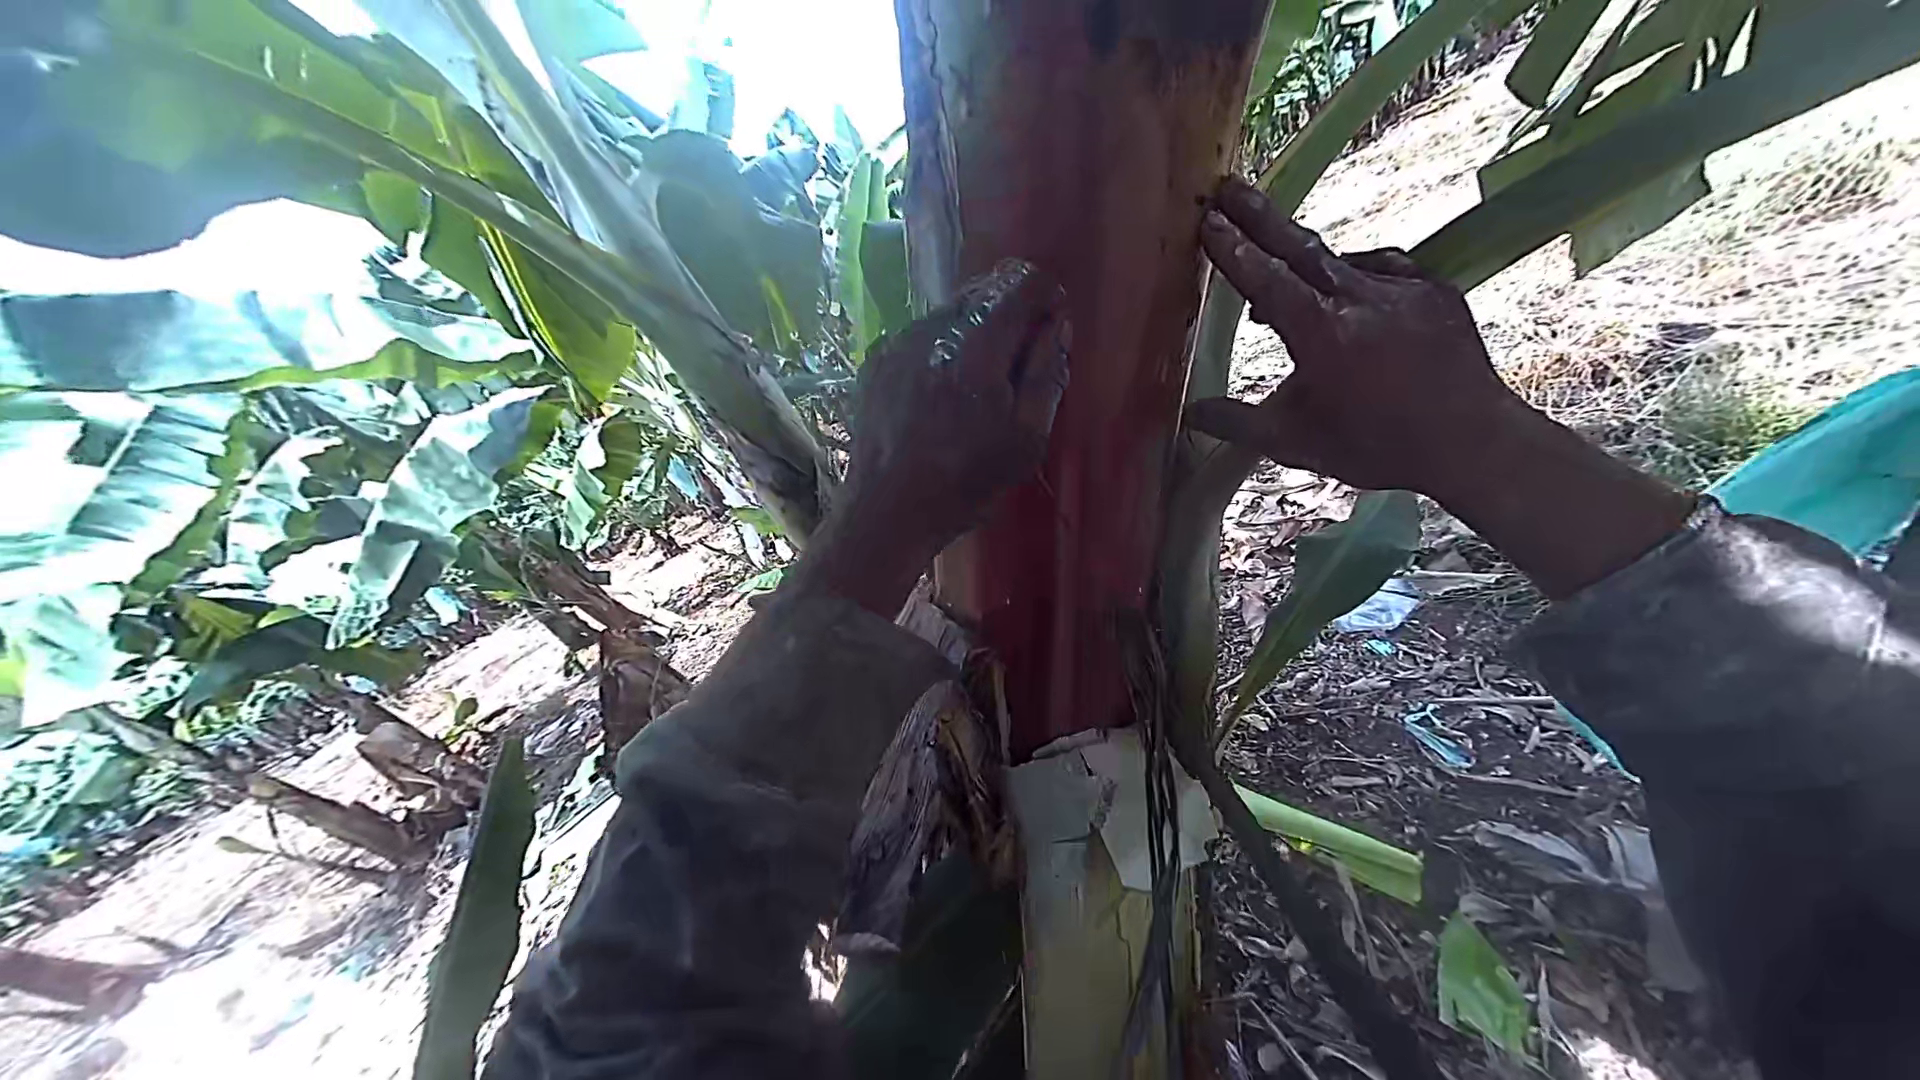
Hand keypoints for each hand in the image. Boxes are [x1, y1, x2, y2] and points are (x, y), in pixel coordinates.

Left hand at [797, 260, 1070, 614]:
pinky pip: (920, 338)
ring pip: (949, 315)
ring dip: (973, 334)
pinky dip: (940, 351)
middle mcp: (934, 329)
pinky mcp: (876, 363)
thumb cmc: (965, 481)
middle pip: (984, 293)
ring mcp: (898, 343)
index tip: (1052, 322)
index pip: (1022, 284)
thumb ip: (1046, 375)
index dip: (1045, 295)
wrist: (887, 510)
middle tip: (1017, 363)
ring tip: (975, 386)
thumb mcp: (1026, 439)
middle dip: (1010, 315)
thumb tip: (1056, 327)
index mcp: (979, 345)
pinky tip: (938, 394)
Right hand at [1191, 178, 1690, 598]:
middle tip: (1227, 187)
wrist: (1473, 444)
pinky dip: (1350, 275)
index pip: (1267, 280)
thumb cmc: (1375, 448)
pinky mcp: (1435, 292)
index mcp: (1324, 335)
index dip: (1234, 249)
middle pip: (1300, 247)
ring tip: (1274, 260)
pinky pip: (1382, 270)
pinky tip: (1340, 291)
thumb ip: (1237, 422)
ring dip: (1300, 257)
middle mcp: (1363, 300)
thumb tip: (1191, 411)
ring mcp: (1405, 290)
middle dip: (1258, 214)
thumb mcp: (1293, 443)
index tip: (1208, 219)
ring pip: (1340, 260)